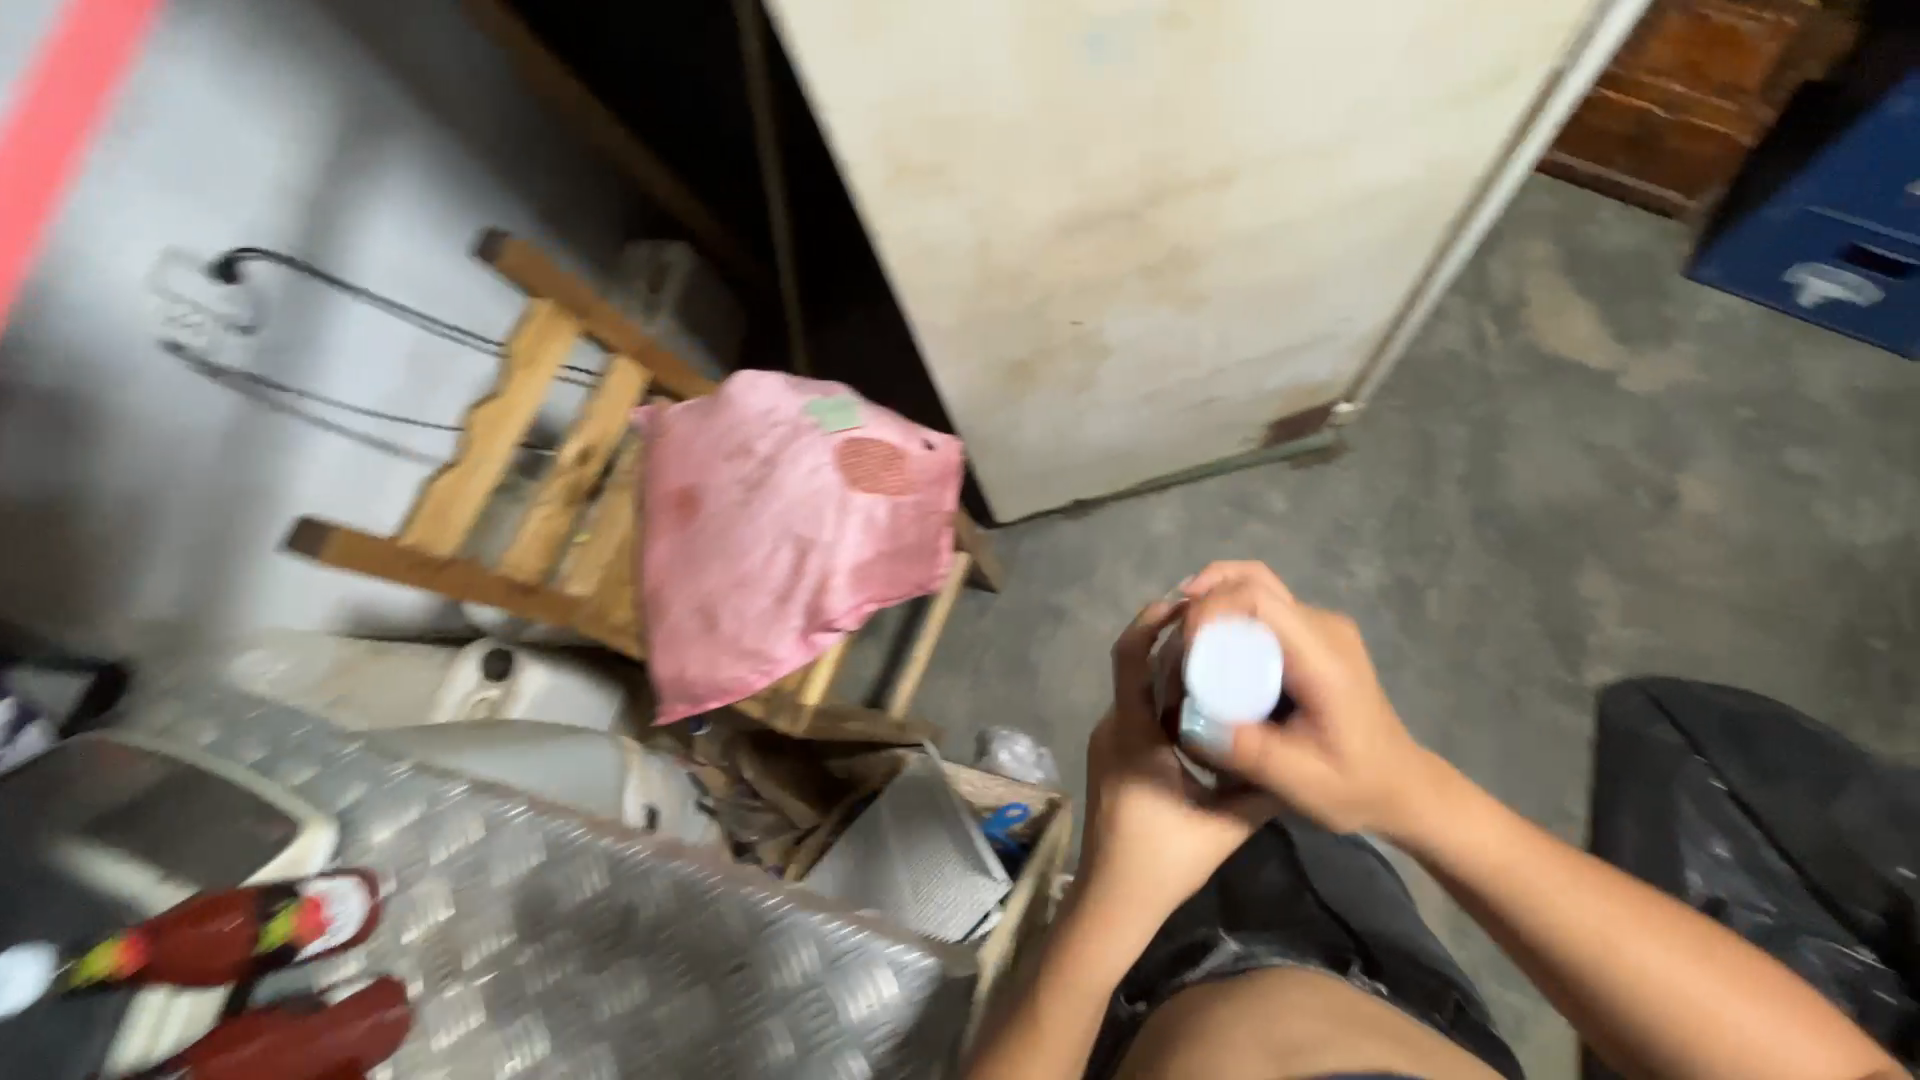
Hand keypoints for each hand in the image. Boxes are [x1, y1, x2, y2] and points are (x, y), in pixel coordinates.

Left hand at [1075, 596, 1278, 934]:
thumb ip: (1260, 786)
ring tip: (1221, 656)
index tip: (1186, 600)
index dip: (1152, 622)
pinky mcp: (1113, 754)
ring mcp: (1110, 740)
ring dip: (1170, 670)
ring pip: (1138, 689)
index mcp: (1132, 732)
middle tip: (1221, 624)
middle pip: (1137, 667)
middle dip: (1173, 642)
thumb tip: (1295, 748)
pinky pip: (1138, 712)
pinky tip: (1204, 704)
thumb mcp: (1225, 826)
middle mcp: (1114, 726)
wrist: (1113, 900)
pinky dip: (1165, 698)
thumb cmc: (1162, 862)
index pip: (1129, 657)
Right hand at [1181, 561, 1436, 838]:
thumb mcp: (1301, 782)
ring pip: (1253, 585)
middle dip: (1202, 601)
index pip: (1257, 600)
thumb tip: (1190, 720)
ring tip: (1179, 637)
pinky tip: (1202, 645)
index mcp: (1323, 657)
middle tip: (1169, 639)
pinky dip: (1224, 613)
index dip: (1210, 612)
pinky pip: (1259, 605)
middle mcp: (1322, 627)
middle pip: (1251, 581)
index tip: (1182, 650)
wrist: (1402, 787)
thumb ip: (1249, 751)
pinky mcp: (1310, 634)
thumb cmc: (1355, 786)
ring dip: (1210, 602)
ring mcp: (1318, 626)